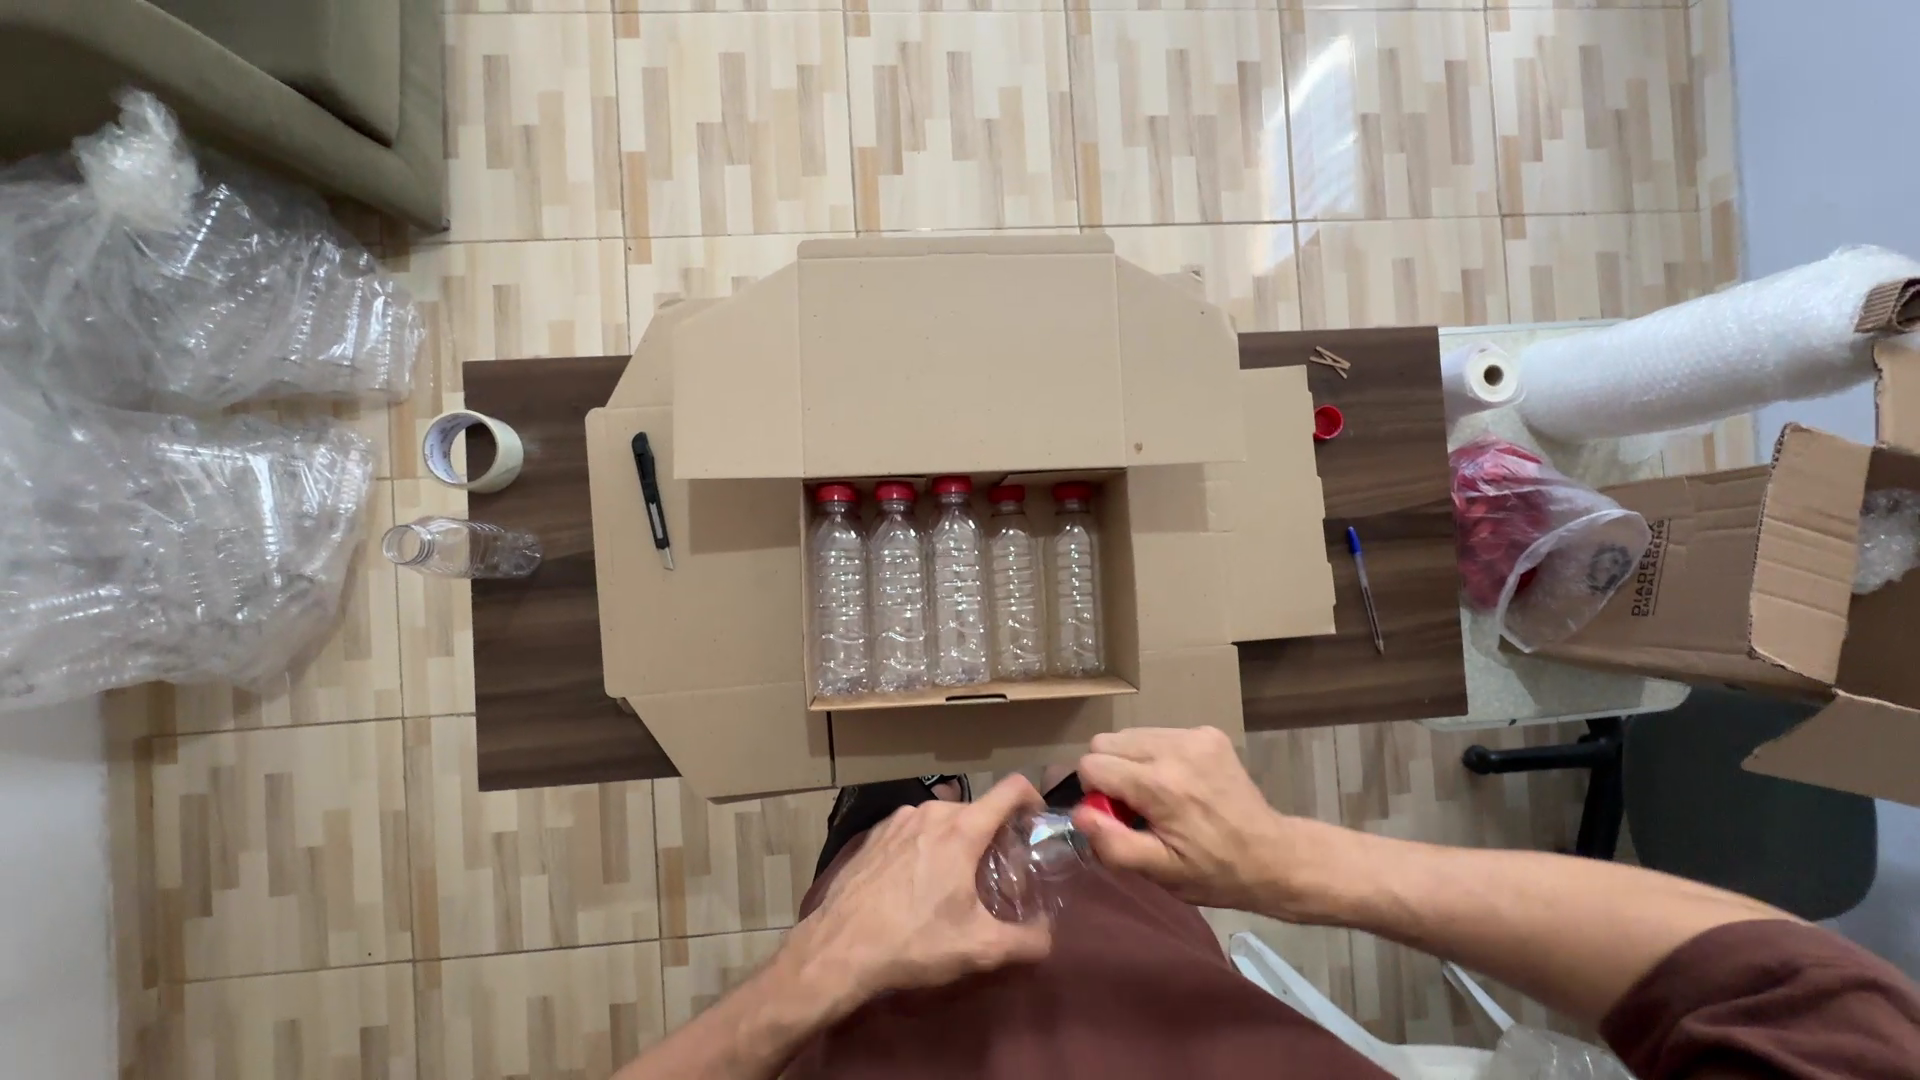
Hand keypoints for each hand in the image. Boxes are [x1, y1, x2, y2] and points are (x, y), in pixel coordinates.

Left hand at [781, 775, 1054, 1011]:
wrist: (838, 949)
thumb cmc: (914, 941)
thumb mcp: (979, 948)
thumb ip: (1027, 941)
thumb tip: (1048, 937)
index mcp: (963, 829)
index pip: (1010, 789)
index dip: (1032, 799)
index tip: (1036, 823)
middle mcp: (932, 812)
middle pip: (977, 810)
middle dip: (993, 835)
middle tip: (996, 873)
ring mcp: (898, 818)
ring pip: (943, 819)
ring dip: (957, 840)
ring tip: (954, 880)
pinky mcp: (873, 833)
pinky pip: (913, 829)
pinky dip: (925, 845)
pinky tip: (915, 882)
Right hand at [1071, 726, 1351, 920]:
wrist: (1273, 856)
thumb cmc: (1212, 872)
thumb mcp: (1160, 872)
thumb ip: (1114, 844)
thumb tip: (1078, 812)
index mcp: (1160, 785)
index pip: (1092, 764)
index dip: (1095, 794)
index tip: (1117, 817)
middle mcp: (1175, 749)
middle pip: (1106, 742)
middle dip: (1109, 772)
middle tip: (1135, 807)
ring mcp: (1194, 735)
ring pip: (1129, 735)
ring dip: (1130, 762)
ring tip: (1157, 795)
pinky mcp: (1207, 732)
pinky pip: (1156, 734)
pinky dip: (1154, 755)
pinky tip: (1177, 783)